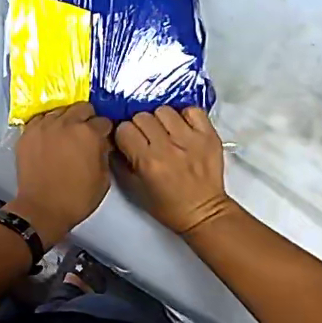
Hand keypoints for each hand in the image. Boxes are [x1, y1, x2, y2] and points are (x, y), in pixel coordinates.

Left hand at [6, 102, 113, 242]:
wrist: (42, 207)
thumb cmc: (76, 198)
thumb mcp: (103, 178)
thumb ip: (104, 154)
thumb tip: (101, 143)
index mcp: (88, 133)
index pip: (103, 121)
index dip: (104, 130)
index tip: (102, 137)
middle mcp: (66, 123)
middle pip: (82, 108)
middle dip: (87, 118)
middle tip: (86, 131)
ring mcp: (44, 126)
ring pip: (60, 110)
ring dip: (66, 119)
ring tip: (66, 133)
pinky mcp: (27, 133)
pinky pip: (40, 119)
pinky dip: (47, 124)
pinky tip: (49, 135)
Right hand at [113, 106, 239, 235]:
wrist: (203, 212)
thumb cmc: (167, 205)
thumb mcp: (134, 188)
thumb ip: (119, 162)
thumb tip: (112, 140)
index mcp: (148, 161)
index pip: (124, 129)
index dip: (124, 135)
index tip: (129, 142)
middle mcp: (169, 147)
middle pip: (142, 116)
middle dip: (140, 127)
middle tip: (147, 139)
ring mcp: (191, 139)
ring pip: (164, 110)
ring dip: (161, 120)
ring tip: (166, 133)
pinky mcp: (209, 136)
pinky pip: (193, 111)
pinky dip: (185, 116)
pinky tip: (183, 129)